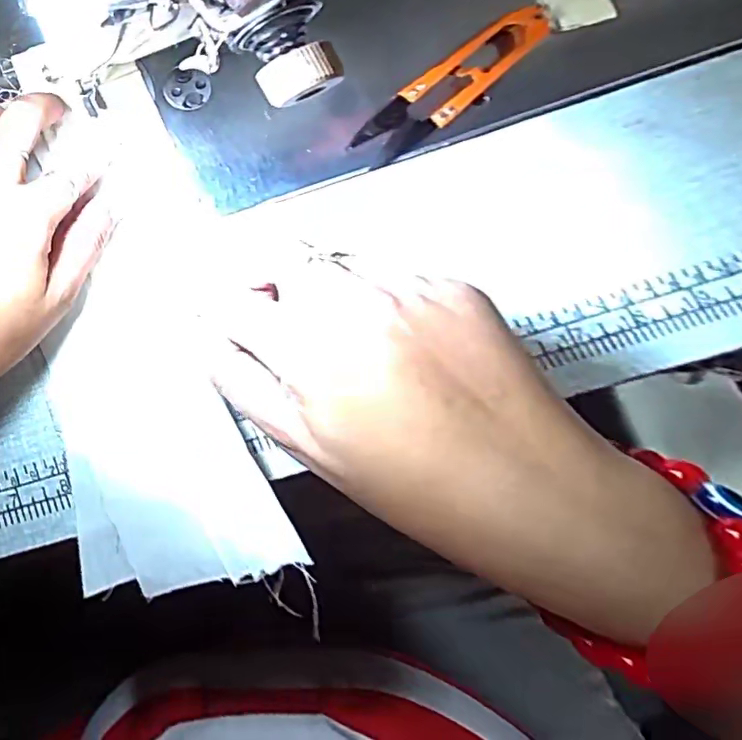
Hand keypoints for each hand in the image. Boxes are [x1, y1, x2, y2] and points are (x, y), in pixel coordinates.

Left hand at [0, 95, 114, 436]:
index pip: (73, 171)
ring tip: (7, 122)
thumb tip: (108, 208)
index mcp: (25, 214)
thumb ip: (87, 243)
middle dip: (48, 108)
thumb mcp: (55, 298)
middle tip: (59, 112)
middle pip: (20, 121)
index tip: (106, 151)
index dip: (96, 159)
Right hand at [205, 253, 714, 642]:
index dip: (211, 299)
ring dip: (316, 281)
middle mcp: (353, 301)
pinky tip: (397, 333)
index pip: (229, 299)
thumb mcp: (307, 446)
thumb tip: (204, 335)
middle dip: (258, 270)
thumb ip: (243, 382)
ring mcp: (406, 283)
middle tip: (265, 303)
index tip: (210, 306)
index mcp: (309, 351)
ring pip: (332, 257)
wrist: (536, 490)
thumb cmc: (407, 483)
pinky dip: (373, 290)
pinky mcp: (450, 280)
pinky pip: (388, 269)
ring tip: (340, 327)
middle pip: (276, 251)